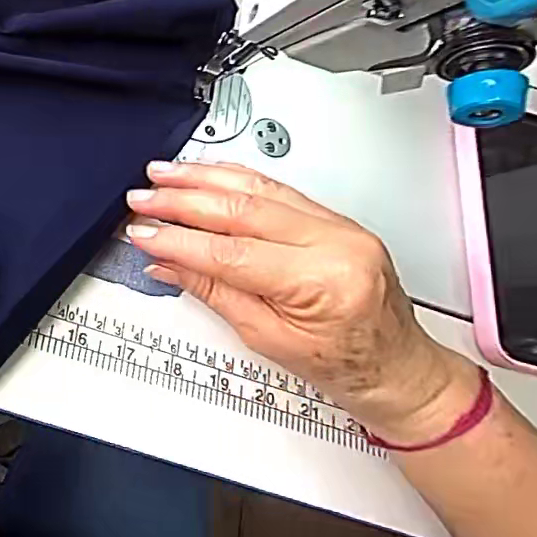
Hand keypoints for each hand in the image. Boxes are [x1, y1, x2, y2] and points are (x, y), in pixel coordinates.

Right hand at [122, 161, 480, 442]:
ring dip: (203, 179)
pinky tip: (206, 172)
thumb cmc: (342, 362)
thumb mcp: (262, 335)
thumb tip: (166, 262)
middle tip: (142, 199)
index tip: (142, 234)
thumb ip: (211, 290)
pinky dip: (234, 177)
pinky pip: (279, 187)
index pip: (229, 253)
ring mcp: (341, 226)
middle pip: (243, 210)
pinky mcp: (335, 218)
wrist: (394, 364)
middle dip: (182, 201)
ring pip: (260, 188)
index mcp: (323, 282)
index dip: (177, 241)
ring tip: (163, 174)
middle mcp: (338, 244)